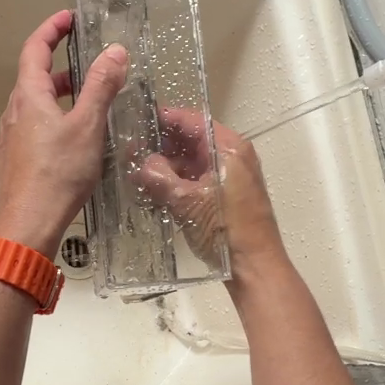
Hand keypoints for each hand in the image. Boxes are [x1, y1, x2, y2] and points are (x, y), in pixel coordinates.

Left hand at [0, 9, 127, 257]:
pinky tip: (72, 143)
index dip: (51, 29)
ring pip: (34, 108)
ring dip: (58, 98)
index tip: (69, 19)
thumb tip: (115, 50)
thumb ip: (101, 86)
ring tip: (87, 106)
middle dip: (60, 68)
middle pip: (33, 79)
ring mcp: (10, 141)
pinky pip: (33, 132)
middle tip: (88, 68)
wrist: (27, 226)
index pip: (34, 49)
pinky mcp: (14, 164)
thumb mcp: (87, 126)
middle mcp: (13, 114)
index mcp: (27, 97)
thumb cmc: (57, 174)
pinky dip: (53, 123)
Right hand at [131, 112, 285, 281]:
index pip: (192, 120)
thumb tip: (140, 162)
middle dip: (162, 145)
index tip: (137, 121)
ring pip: (193, 160)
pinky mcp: (227, 194)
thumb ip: (160, 177)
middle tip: (131, 151)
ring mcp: (231, 175)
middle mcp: (232, 155)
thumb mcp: (186, 202)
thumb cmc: (224, 230)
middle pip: (192, 139)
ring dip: (168, 166)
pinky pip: (199, 178)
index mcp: (228, 148)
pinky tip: (156, 191)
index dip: (164, 119)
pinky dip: (179, 181)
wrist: (253, 266)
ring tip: (138, 172)